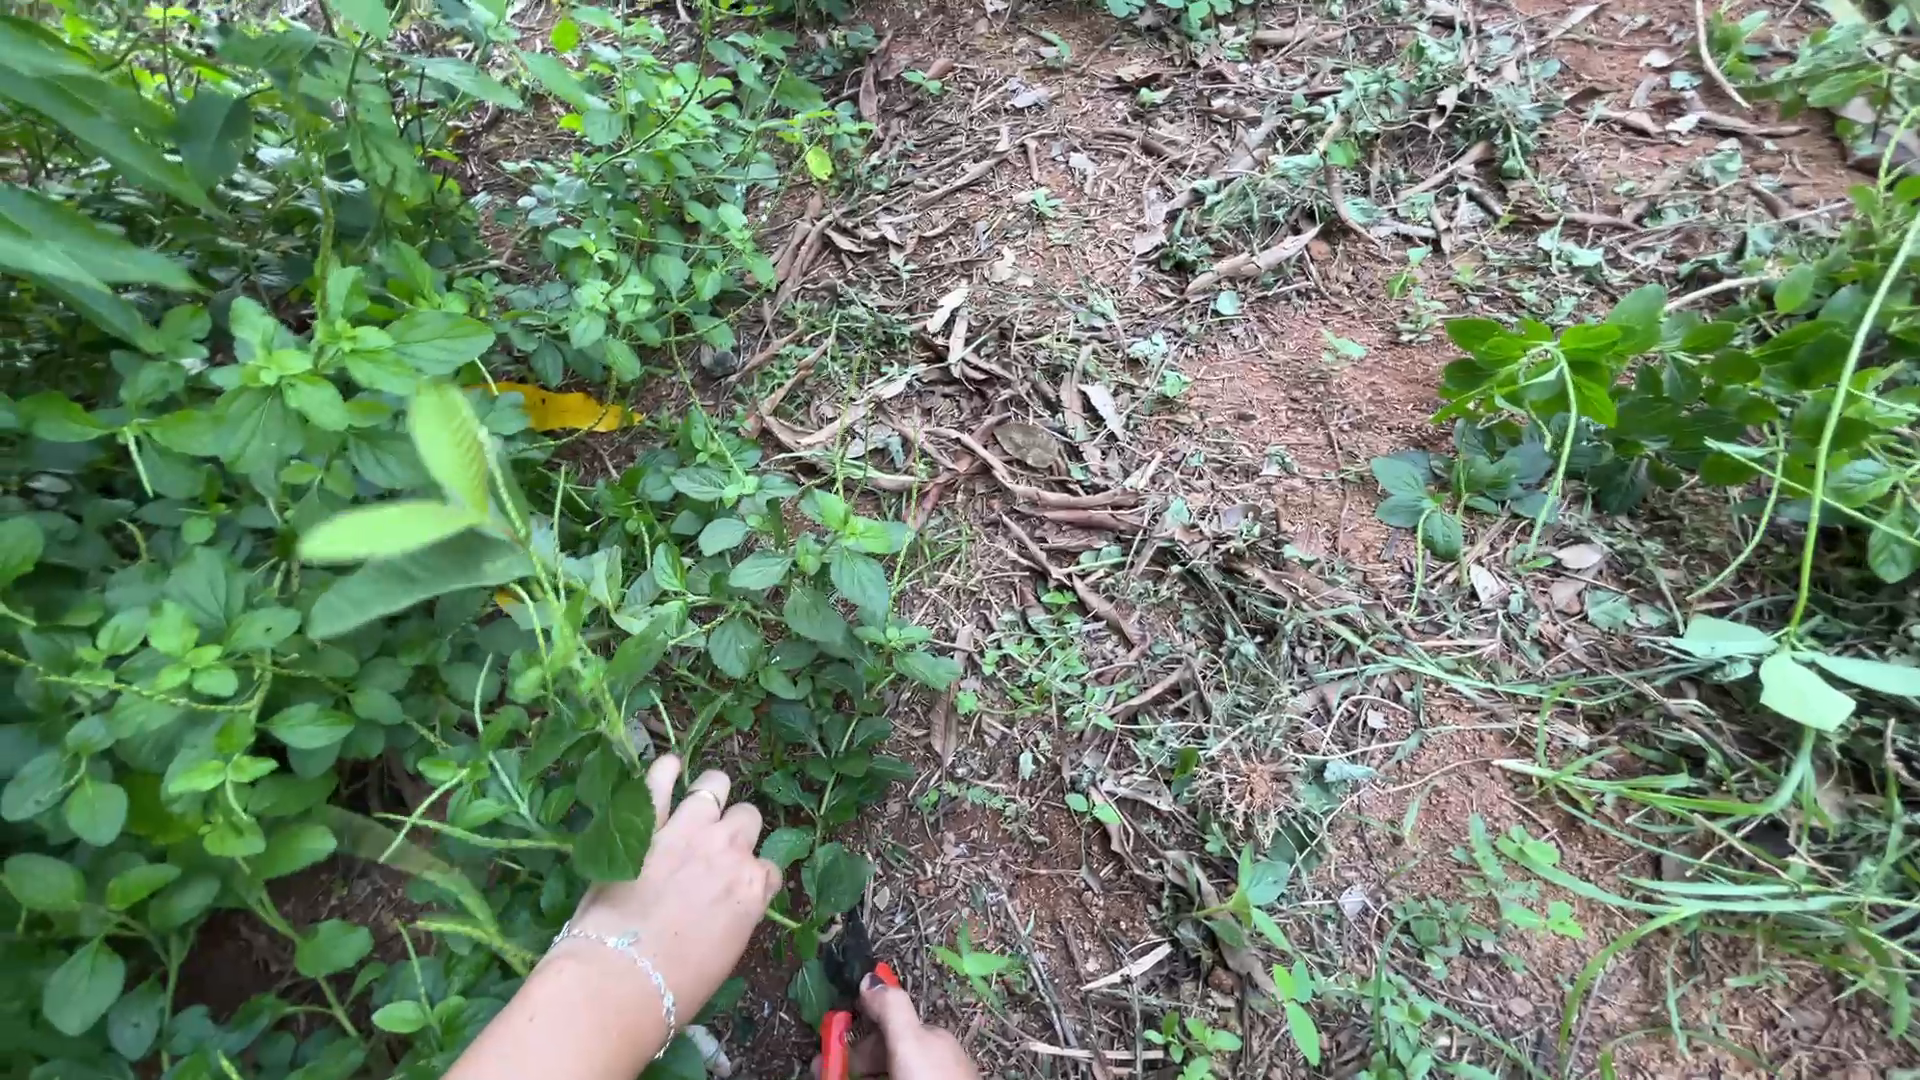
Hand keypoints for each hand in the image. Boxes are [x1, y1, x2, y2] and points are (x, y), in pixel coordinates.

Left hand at [564, 754, 779, 1020]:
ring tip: (700, 801)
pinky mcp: (646, 826)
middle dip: (738, 829)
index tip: (739, 887)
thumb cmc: (673, 988)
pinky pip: (658, 783)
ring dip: (711, 792)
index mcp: (753, 885)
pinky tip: (668, 766)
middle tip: (717, 847)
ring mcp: (688, 830)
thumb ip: (738, 914)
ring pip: (714, 786)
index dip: (753, 876)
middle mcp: (729, 848)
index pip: (768, 868)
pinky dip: (664, 770)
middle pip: (748, 817)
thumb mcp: (726, 954)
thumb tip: (730, 902)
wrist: (616, 984)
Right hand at [827, 977, 978, 1079]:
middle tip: (824, 1071)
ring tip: (836, 1079)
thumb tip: (869, 978)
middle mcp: (932, 1061)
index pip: (886, 1027)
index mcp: (930, 1038)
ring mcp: (933, 1079)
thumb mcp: (910, 1040)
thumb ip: (891, 1008)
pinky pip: (901, 1079)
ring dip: (860, 1074)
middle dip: (852, 1060)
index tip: (827, 1047)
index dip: (854, 1035)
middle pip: (883, 1053)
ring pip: (888, 1072)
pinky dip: (880, 1079)